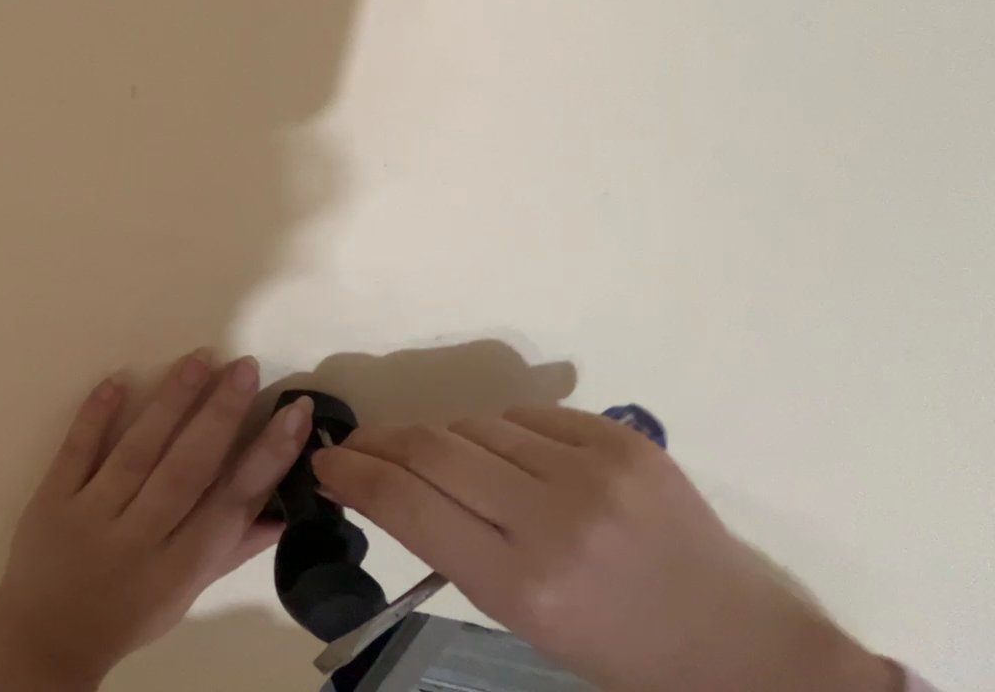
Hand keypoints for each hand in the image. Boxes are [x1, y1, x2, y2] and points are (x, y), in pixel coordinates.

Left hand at [0, 352, 315, 691]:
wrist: (45, 637)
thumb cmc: (126, 613)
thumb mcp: (183, 594)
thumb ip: (227, 550)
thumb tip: (280, 513)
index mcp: (179, 567)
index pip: (232, 504)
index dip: (267, 458)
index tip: (295, 414)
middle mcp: (138, 537)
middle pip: (186, 469)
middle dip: (221, 416)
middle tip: (246, 367)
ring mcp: (90, 514)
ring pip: (137, 452)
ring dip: (170, 404)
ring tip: (199, 360)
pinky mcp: (52, 498)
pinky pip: (75, 451)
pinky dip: (95, 415)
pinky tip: (117, 379)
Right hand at [312, 406, 898, 691]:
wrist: (741, 647)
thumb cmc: (614, 649)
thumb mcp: (518, 615)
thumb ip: (446, 542)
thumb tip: (379, 482)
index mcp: (525, 584)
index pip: (407, 506)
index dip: (353, 474)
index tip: (324, 462)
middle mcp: (556, 521)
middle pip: (430, 449)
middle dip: (380, 442)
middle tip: (358, 446)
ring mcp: (595, 473)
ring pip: (472, 425)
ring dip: (442, 440)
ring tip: (450, 465)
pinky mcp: (622, 441)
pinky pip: (523, 415)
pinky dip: (499, 431)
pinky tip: (511, 459)